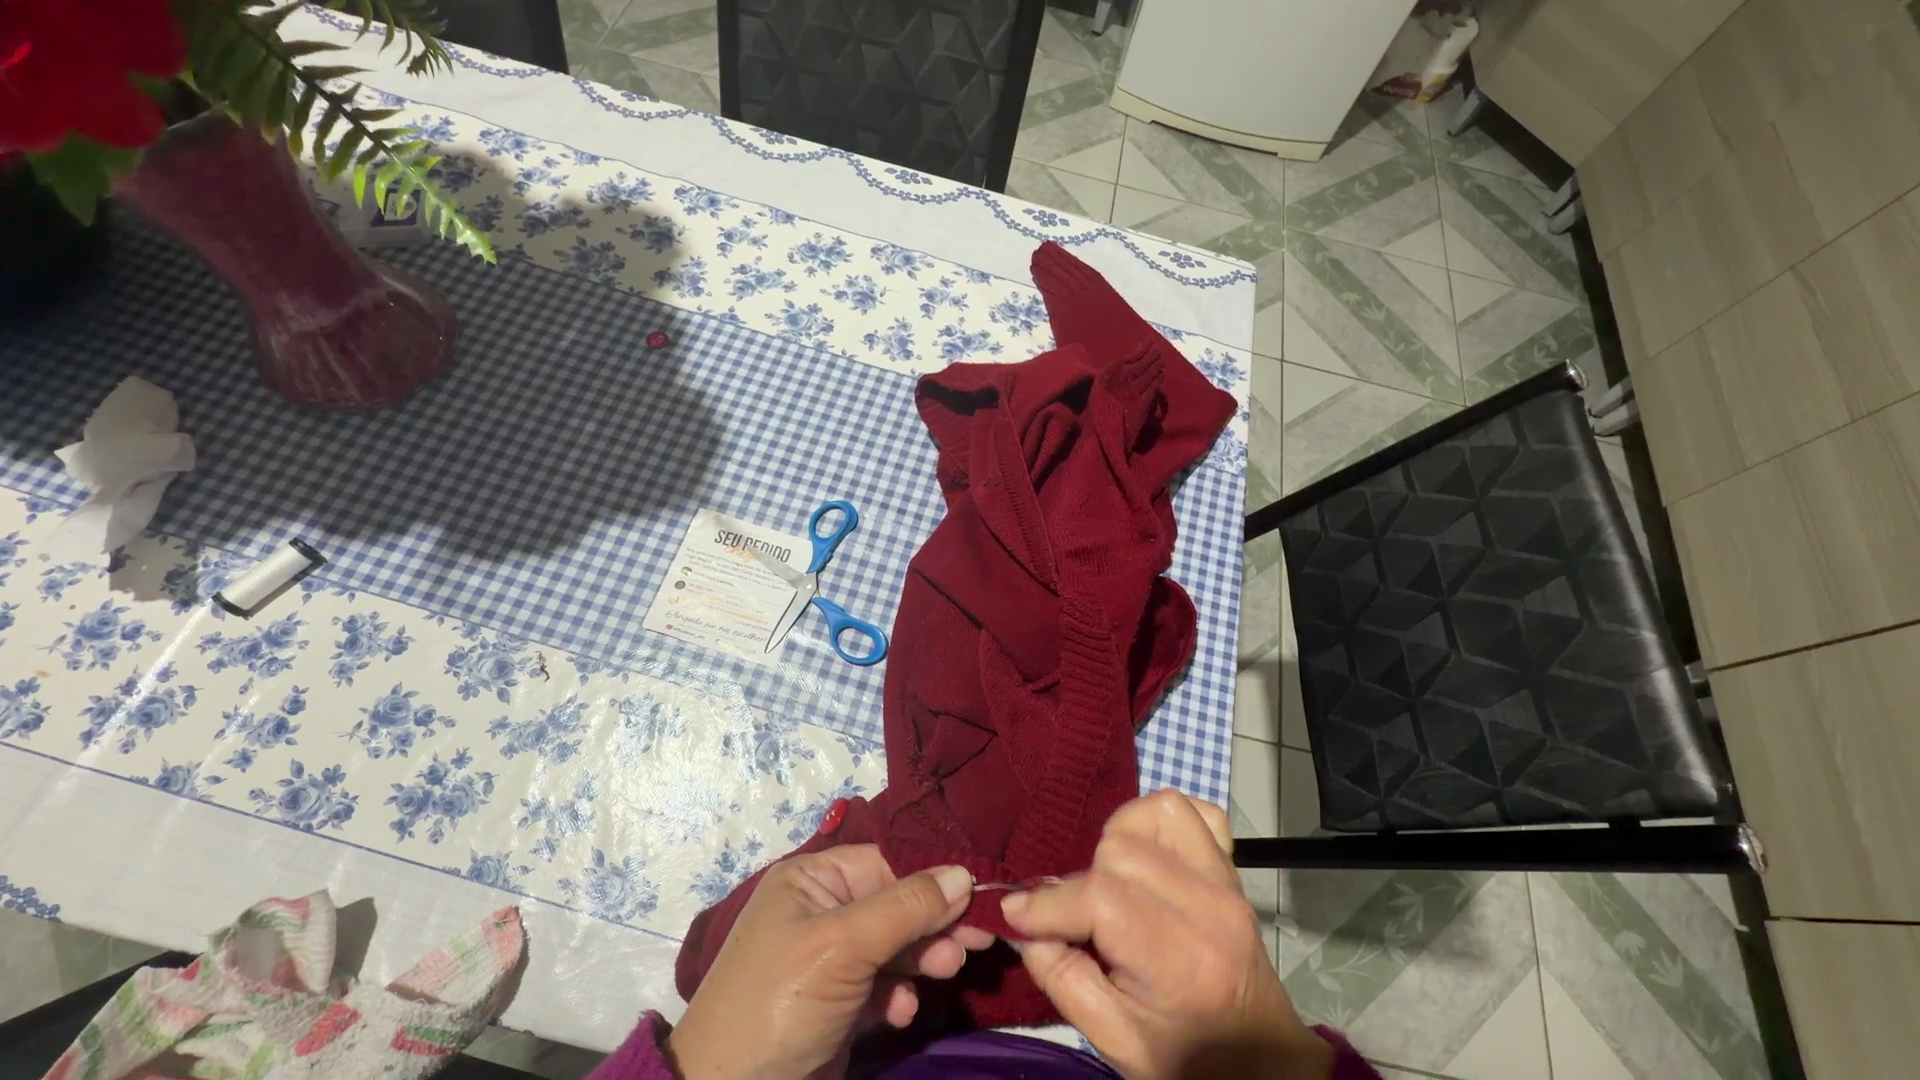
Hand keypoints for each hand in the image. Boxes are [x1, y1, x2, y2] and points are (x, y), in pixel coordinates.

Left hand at [668, 845, 993, 1078]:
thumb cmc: (783, 999)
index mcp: (812, 880)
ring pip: (894, 946)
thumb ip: (907, 907)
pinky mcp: (837, 1002)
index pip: (885, 863)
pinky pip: (881, 985)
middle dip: (933, 923)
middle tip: (977, 941)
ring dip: (922, 959)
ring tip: (947, 971)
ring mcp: (829, 959)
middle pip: (895, 904)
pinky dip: (897, 995)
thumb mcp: (845, 944)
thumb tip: (963, 873)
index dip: (931, 878)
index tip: (977, 896)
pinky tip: (901, 1012)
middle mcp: (821, 911)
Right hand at [1002, 791, 1334, 1079]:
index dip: (1047, 903)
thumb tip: (1022, 921)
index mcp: (1175, 958)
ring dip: (1119, 841)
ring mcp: (1224, 882)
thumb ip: (1059, 975)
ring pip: (1153, 815)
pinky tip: (1149, 850)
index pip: (1098, 898)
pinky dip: (1163, 821)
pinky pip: (1199, 812)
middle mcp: (1205, 906)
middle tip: (1076, 918)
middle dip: (1082, 881)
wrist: (1259, 1064)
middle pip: (1120, 851)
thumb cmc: (1183, 1058)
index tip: (1017, 915)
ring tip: (1112, 881)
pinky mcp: (1232, 872)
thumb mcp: (1111, 1037)